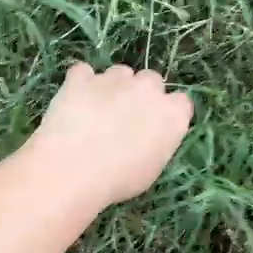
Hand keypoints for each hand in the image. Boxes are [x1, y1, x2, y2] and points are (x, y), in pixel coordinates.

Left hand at [27, 63, 192, 205]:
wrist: (73, 170)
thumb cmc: (117, 180)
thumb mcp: (151, 169)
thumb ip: (156, 142)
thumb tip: (148, 136)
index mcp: (172, 114)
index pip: (180, 102)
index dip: (165, 112)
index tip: (152, 125)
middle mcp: (147, 89)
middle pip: (150, 80)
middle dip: (140, 94)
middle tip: (122, 117)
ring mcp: (114, 79)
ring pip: (118, 73)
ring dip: (111, 86)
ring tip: (93, 111)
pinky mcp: (81, 78)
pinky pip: (82, 72)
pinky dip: (79, 83)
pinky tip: (73, 100)